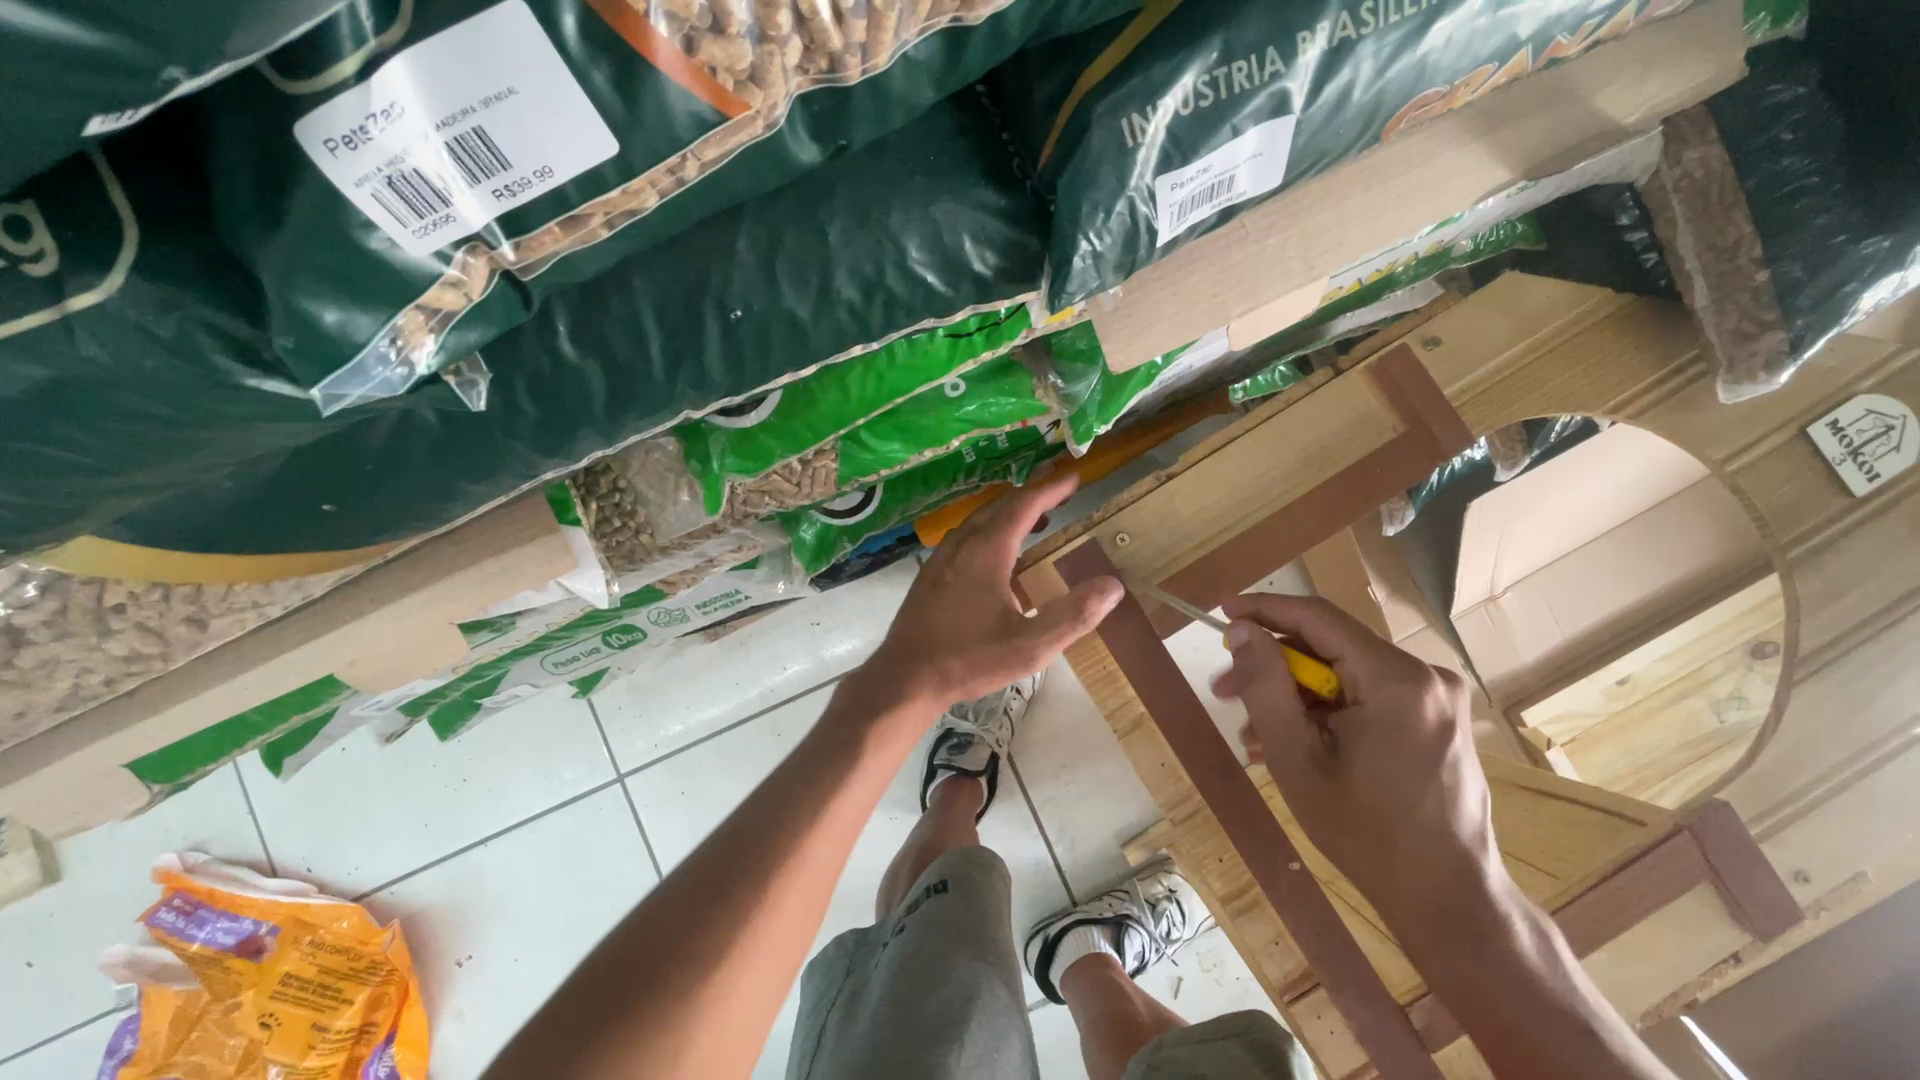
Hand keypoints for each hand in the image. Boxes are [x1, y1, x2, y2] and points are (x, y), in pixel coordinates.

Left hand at [866, 471, 1122, 709]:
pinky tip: (997, 558)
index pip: (1024, 505)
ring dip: (1009, 515)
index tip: (1074, 477)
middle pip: (1000, 507)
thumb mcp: (1030, 645)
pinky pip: (965, 538)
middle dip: (1032, 497)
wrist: (905, 678)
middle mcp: (962, 545)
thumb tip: (1112, 586)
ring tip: (1036, 523)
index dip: (1051, 489)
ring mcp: (941, 559)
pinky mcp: (930, 576)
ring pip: (979, 521)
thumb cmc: (968, 660)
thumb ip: (1073, 615)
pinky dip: (989, 532)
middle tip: (1060, 495)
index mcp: (988, 551)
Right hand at [1211, 594, 1499, 916]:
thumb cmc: (1364, 832)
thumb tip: (1243, 632)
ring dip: (1296, 697)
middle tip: (1224, 692)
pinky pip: (1369, 697)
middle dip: (1273, 667)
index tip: (1223, 612)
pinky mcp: (1437, 720)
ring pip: (1346, 675)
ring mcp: (1437, 699)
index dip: (1265, 610)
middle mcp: (1426, 676)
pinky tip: (1295, 745)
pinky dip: (1328, 712)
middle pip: (1332, 648)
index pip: (1319, 618)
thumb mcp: (1296, 758)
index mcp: (1398, 679)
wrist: (1445, 895)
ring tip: (1255, 736)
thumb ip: (1265, 685)